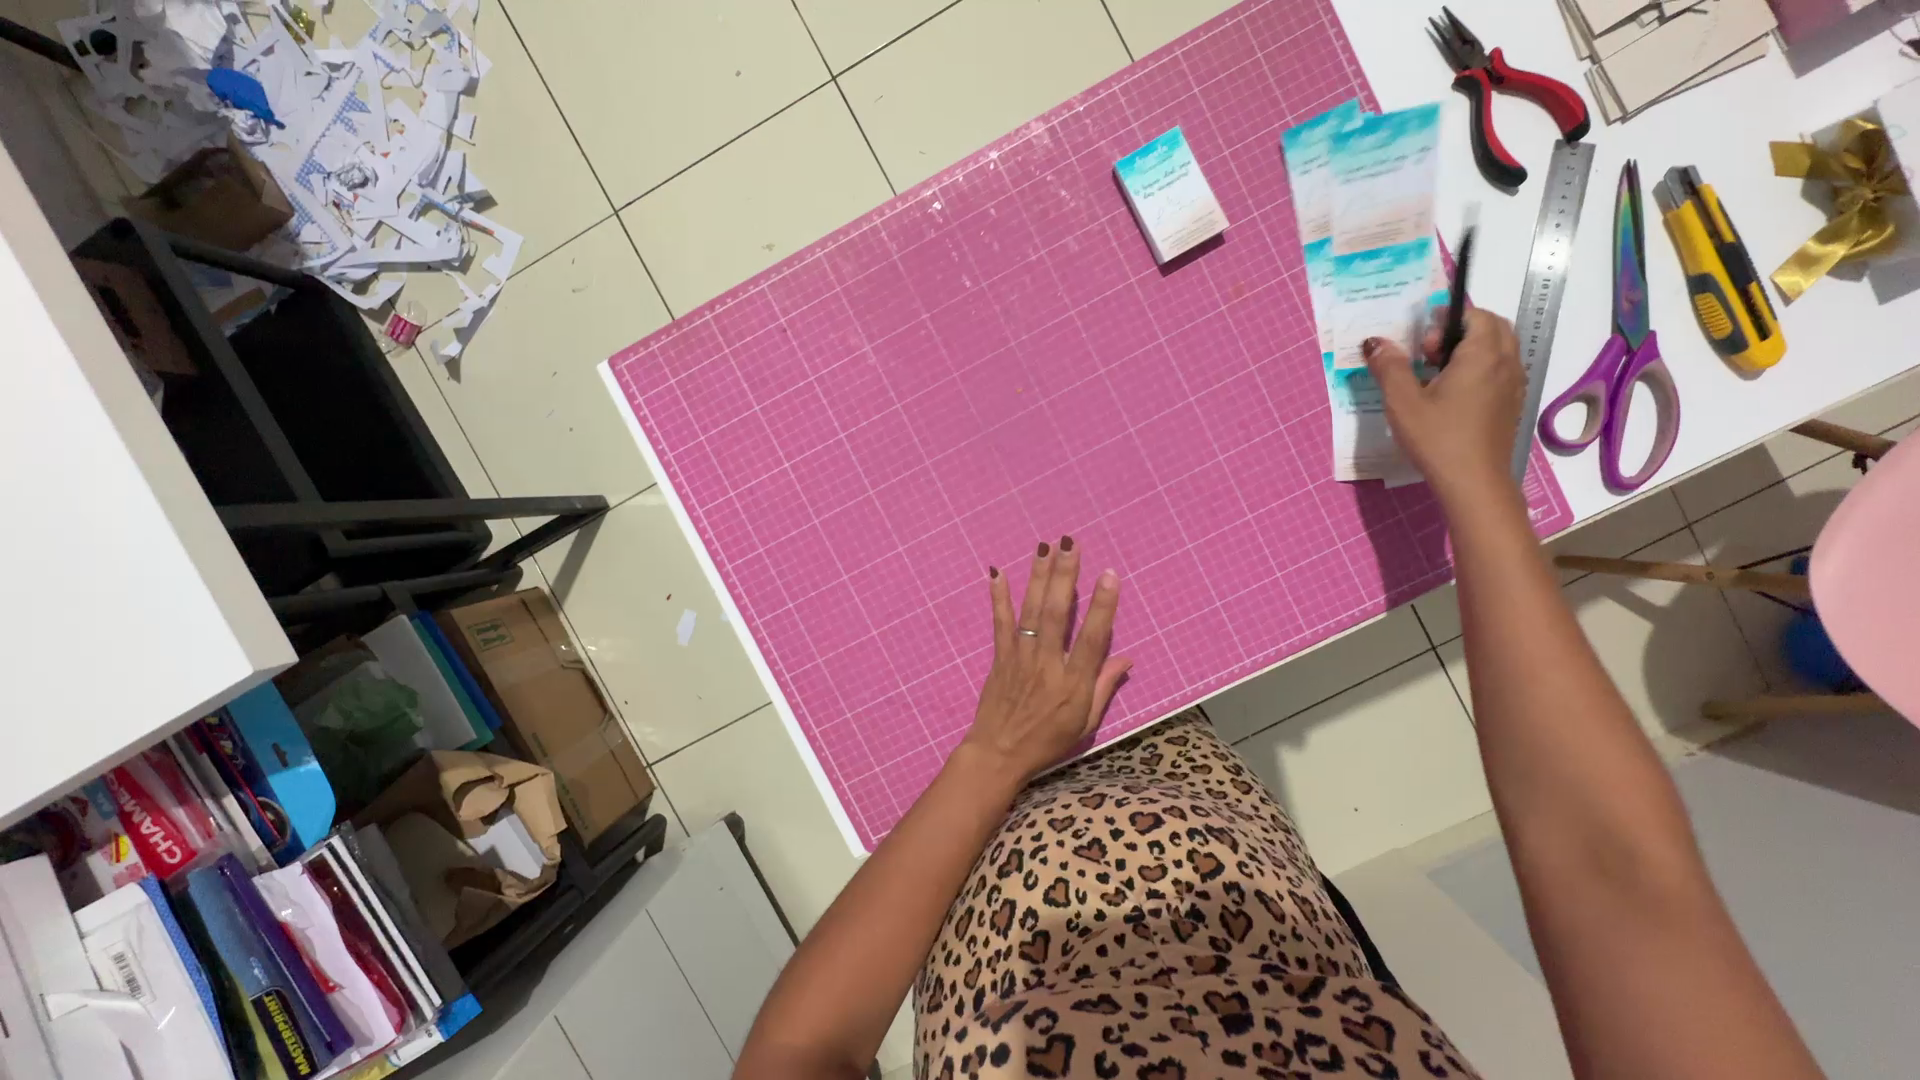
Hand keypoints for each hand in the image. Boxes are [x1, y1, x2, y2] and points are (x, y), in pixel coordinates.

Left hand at [958, 537, 1130, 783]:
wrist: (998, 754)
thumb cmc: (1049, 742)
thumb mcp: (1086, 722)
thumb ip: (1105, 686)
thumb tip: (1128, 658)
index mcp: (1073, 684)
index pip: (1091, 638)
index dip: (1101, 606)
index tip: (1108, 575)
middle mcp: (1047, 665)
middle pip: (1056, 614)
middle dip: (1064, 576)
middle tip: (1070, 544)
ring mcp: (1020, 659)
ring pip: (1030, 612)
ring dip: (1037, 577)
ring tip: (1044, 547)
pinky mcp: (1000, 658)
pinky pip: (1000, 623)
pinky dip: (999, 598)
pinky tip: (997, 573)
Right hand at [1363, 307, 1524, 503]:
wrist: (1473, 481)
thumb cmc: (1437, 437)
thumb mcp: (1403, 402)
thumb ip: (1389, 367)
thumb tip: (1375, 342)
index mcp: (1482, 355)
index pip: (1477, 315)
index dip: (1449, 319)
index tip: (1422, 339)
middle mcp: (1506, 363)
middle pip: (1493, 328)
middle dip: (1462, 331)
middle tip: (1430, 354)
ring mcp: (1514, 385)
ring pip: (1500, 350)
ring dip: (1471, 350)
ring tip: (1439, 375)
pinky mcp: (1512, 404)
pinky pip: (1501, 371)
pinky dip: (1481, 369)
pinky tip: (1454, 396)